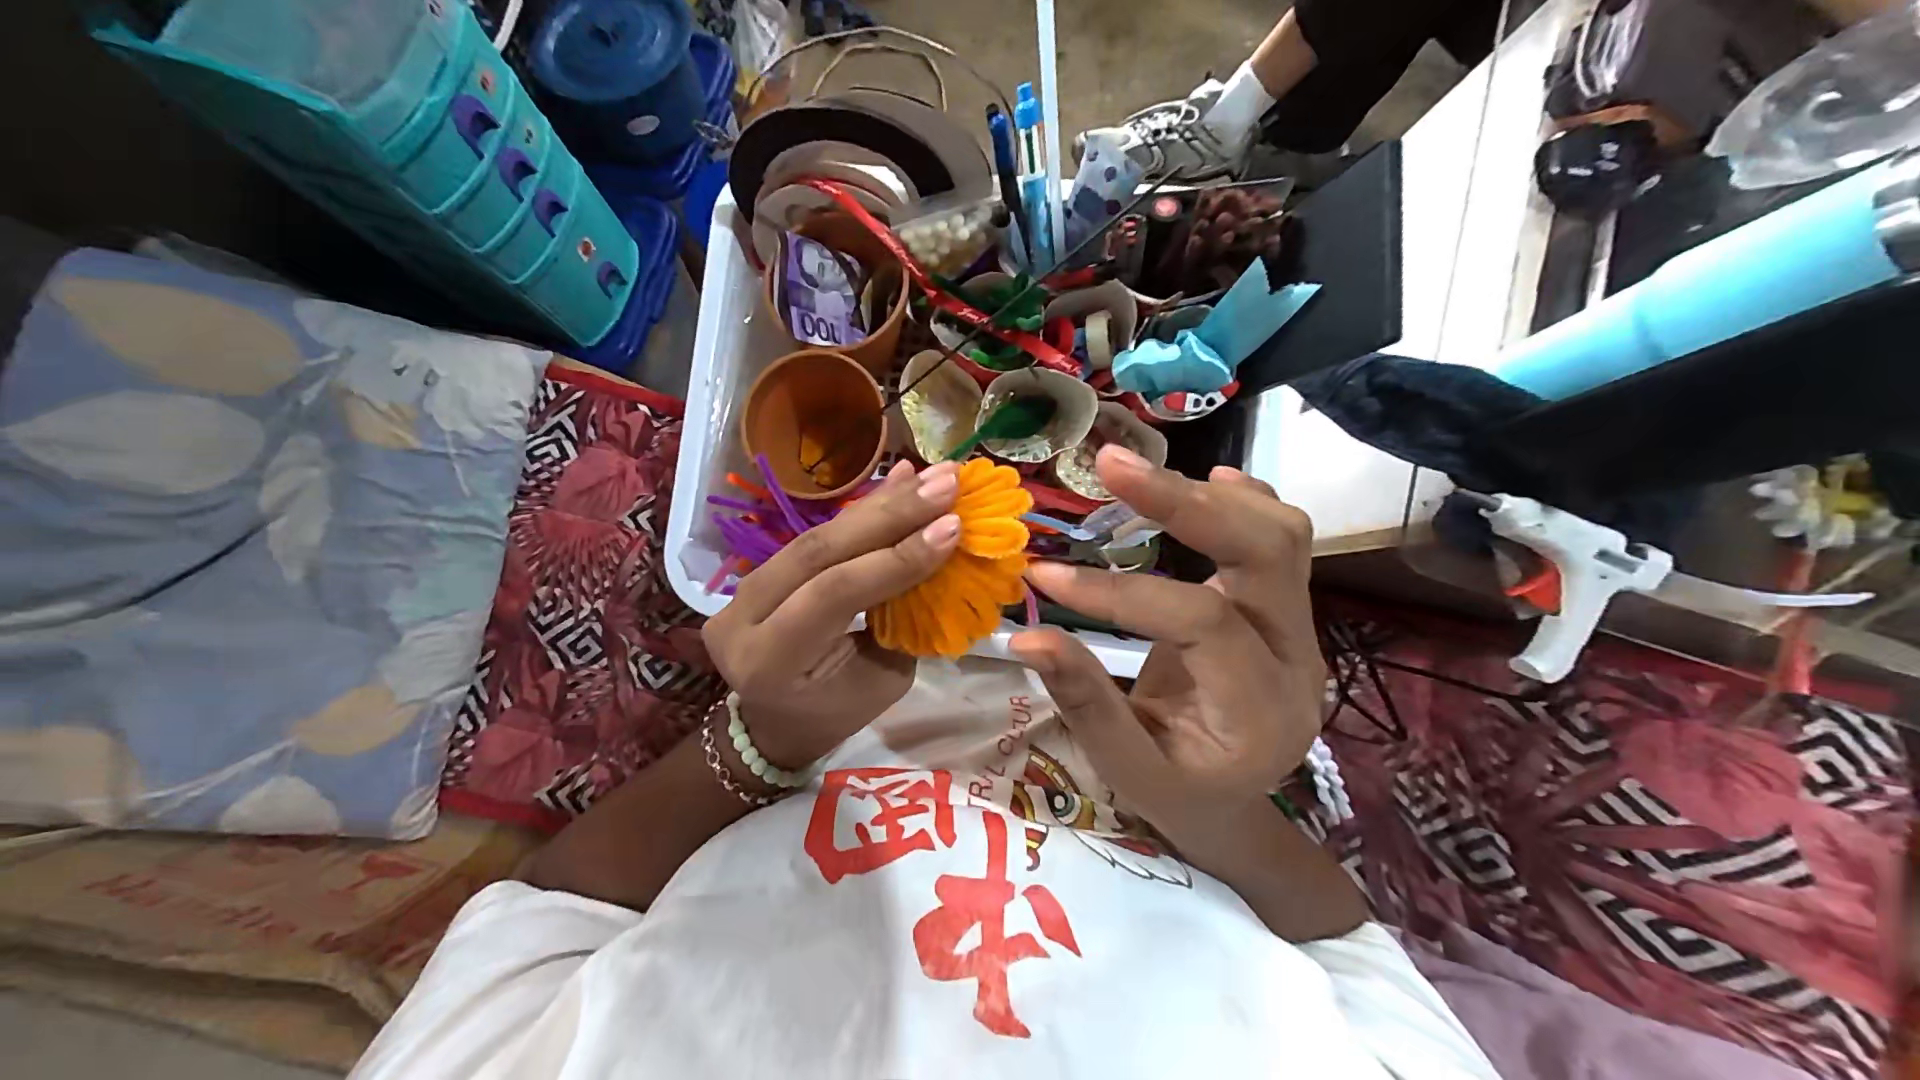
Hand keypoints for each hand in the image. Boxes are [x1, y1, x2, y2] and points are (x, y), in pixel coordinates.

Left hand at [702, 460, 961, 768]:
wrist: (773, 724)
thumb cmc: (835, 715)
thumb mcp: (880, 681)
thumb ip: (899, 618)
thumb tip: (940, 549)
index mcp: (770, 661)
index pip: (833, 594)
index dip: (895, 558)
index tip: (953, 527)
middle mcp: (741, 618)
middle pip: (819, 550)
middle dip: (891, 514)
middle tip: (947, 482)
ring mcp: (740, 590)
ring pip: (816, 534)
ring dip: (881, 504)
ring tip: (934, 477)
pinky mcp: (754, 572)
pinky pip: (813, 536)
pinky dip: (861, 510)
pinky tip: (899, 480)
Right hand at [1010, 446, 1324, 854]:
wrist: (1235, 807)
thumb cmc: (1178, 794)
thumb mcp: (1125, 766)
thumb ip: (1084, 701)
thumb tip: (1028, 635)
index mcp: (1261, 707)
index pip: (1199, 620)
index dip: (1118, 590)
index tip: (1043, 574)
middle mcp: (1297, 656)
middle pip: (1266, 550)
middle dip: (1185, 500)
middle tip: (1111, 464)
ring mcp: (1301, 629)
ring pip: (1282, 534)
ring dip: (1210, 496)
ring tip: (1139, 477)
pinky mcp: (1286, 612)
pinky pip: (1282, 542)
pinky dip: (1243, 502)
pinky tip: (1206, 482)